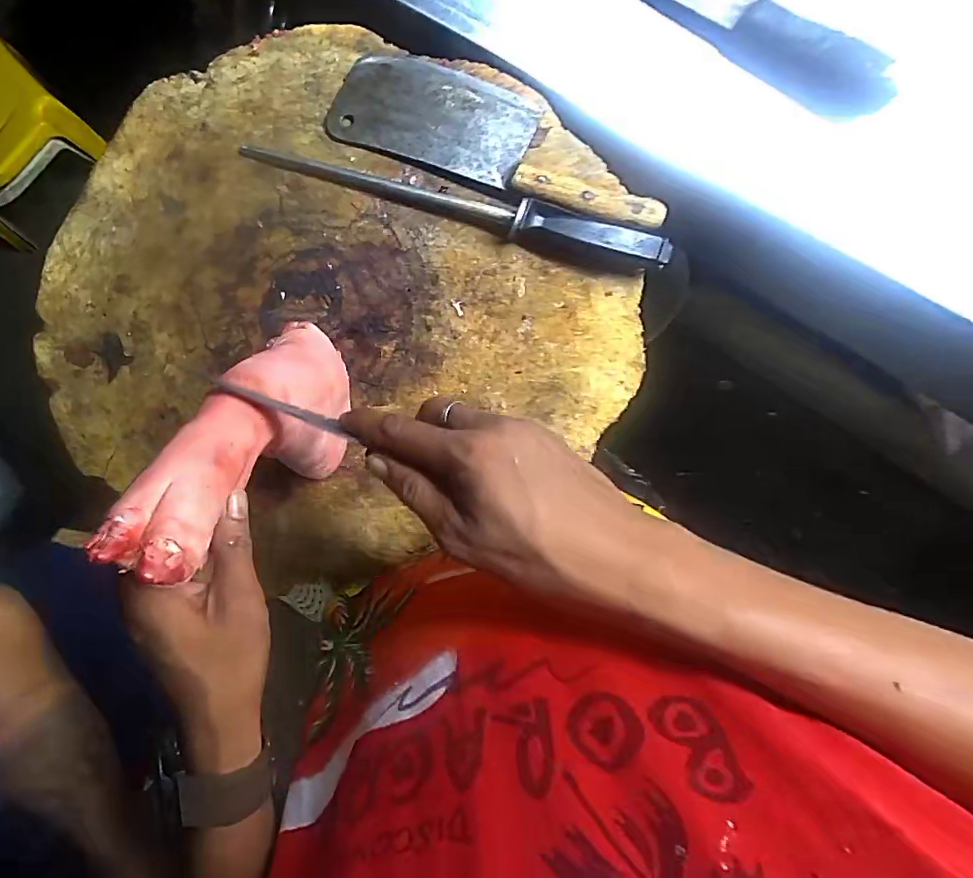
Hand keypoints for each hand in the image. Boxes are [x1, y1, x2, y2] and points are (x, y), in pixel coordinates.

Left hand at [121, 490, 268, 772]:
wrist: (220, 721)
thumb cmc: (232, 659)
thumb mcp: (240, 596)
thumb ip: (232, 543)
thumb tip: (231, 492)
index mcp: (144, 582)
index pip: (147, 520)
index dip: (170, 489)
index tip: (193, 464)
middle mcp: (127, 588)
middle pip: (143, 531)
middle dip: (170, 502)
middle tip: (200, 472)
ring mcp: (133, 601)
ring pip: (148, 547)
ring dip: (172, 523)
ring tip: (200, 491)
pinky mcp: (144, 610)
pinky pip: (152, 564)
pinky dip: (172, 545)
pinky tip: (197, 531)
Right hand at [340, 397, 683, 612]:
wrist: (628, 559)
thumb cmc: (537, 560)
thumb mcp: (463, 537)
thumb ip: (415, 492)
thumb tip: (377, 461)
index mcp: (465, 452)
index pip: (400, 429)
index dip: (367, 424)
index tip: (343, 421)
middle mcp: (490, 426)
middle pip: (432, 412)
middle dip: (413, 431)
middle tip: (415, 472)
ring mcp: (521, 426)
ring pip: (464, 417)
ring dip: (445, 437)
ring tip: (459, 483)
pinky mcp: (545, 434)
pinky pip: (492, 426)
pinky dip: (475, 442)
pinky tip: (495, 482)